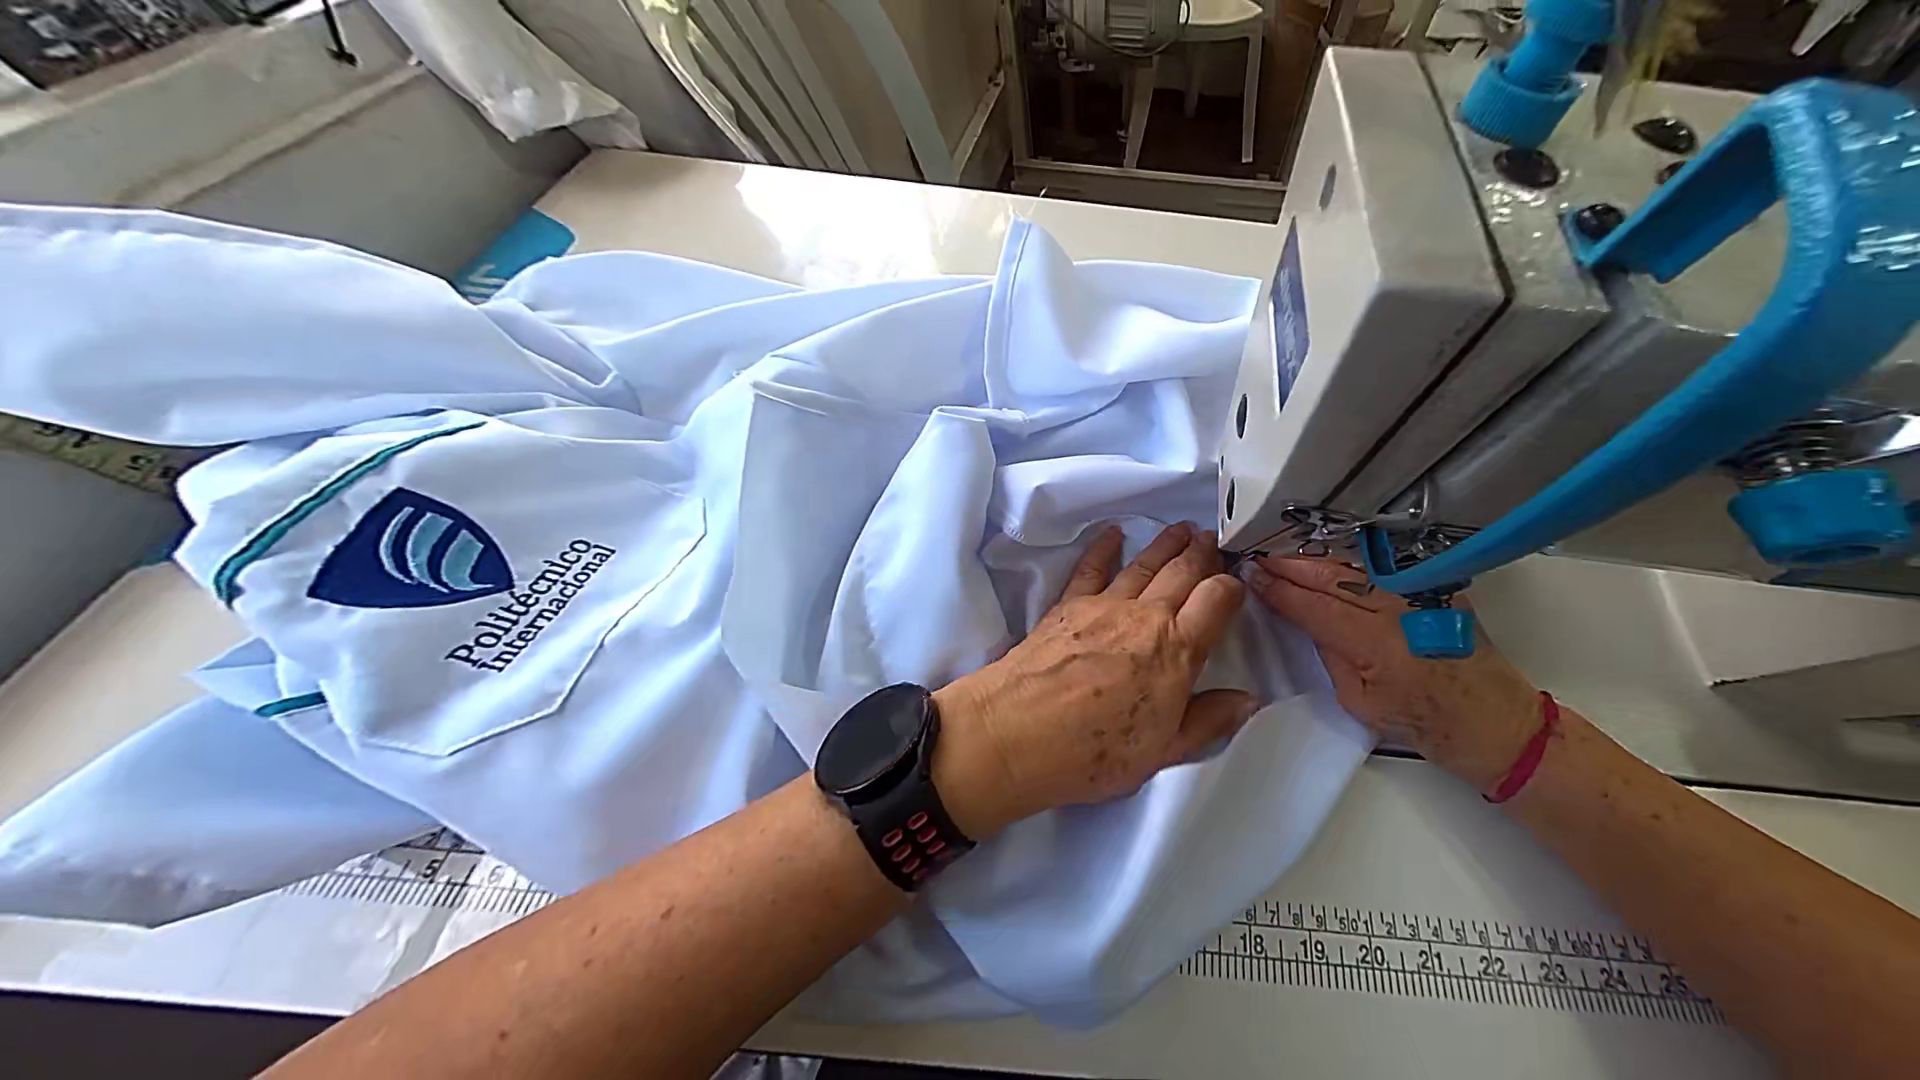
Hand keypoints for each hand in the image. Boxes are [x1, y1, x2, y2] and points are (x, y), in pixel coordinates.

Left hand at [930, 523, 1255, 838]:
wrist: (1016, 732)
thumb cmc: (1094, 752)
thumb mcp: (1164, 750)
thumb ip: (1209, 720)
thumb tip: (1248, 699)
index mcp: (1176, 649)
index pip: (1216, 601)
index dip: (1231, 586)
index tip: (1237, 580)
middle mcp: (1144, 617)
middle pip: (1181, 573)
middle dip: (1201, 554)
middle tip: (1212, 539)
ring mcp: (1102, 606)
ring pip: (1143, 565)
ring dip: (1164, 545)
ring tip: (1181, 529)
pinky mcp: (1066, 605)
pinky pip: (1090, 568)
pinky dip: (1104, 547)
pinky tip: (1113, 533)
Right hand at [1243, 555, 1541, 792]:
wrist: (1494, 722)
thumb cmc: (1427, 722)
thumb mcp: (1359, 700)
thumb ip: (1331, 654)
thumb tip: (1307, 621)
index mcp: (1377, 643)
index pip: (1313, 605)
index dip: (1278, 589)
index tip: (1252, 577)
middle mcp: (1400, 610)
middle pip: (1330, 576)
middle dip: (1289, 565)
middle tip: (1259, 558)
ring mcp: (1421, 595)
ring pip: (1353, 565)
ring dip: (1313, 558)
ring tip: (1282, 555)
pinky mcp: (1435, 590)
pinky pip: (1379, 569)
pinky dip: (1345, 561)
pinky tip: (1323, 559)